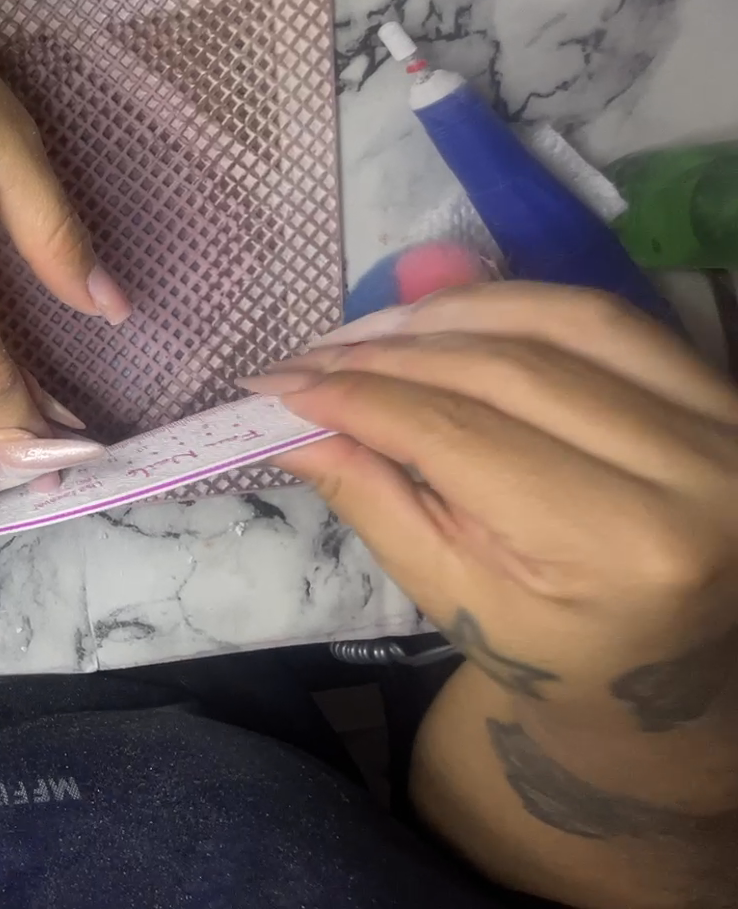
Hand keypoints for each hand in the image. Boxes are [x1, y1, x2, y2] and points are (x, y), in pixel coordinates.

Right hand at [251, 283, 737, 732]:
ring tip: (352, 338)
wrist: (662, 661)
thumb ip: (364, 493)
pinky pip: (597, 316)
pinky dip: (498, 303)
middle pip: (494, 368)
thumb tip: (283, 424)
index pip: (451, 431)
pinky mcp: (723, 393)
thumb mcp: (435, 583)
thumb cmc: (537, 637)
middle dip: (374, 355)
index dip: (350, 397)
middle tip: (297, 362)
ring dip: (430, 317)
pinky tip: (429, 320)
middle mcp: (693, 470)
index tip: (272, 387)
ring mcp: (725, 422)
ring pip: (549, 321)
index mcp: (615, 541)